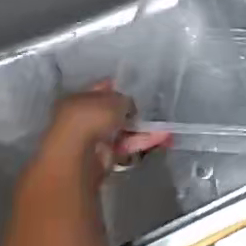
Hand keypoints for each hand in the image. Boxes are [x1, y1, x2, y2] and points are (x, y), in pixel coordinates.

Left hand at [33, 83, 171, 192]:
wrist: (79, 155)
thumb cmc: (92, 118)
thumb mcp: (115, 99)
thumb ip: (125, 100)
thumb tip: (129, 108)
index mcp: (79, 99)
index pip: (101, 90)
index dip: (117, 88)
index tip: (134, 89)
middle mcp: (84, 119)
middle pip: (113, 113)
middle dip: (132, 113)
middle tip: (150, 111)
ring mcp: (94, 139)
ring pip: (122, 131)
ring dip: (143, 130)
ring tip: (166, 130)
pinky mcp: (104, 157)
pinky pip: (126, 146)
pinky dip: (142, 143)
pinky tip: (162, 140)